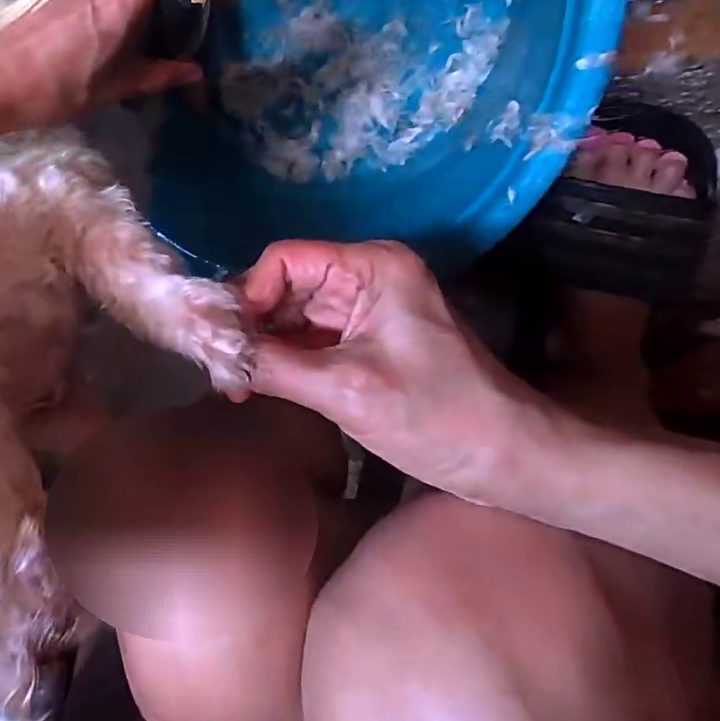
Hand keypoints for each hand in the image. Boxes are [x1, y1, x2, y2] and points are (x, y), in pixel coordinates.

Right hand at [239, 240, 547, 500]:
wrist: (509, 460)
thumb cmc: (438, 417)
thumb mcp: (346, 390)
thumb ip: (272, 365)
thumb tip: (210, 351)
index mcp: (372, 267)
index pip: (285, 260)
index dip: (249, 292)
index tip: (225, 338)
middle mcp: (363, 278)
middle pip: (282, 286)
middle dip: (247, 323)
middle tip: (216, 364)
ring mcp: (361, 310)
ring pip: (287, 314)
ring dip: (258, 345)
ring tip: (230, 382)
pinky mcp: (359, 341)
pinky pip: (303, 338)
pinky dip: (276, 359)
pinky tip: (251, 385)